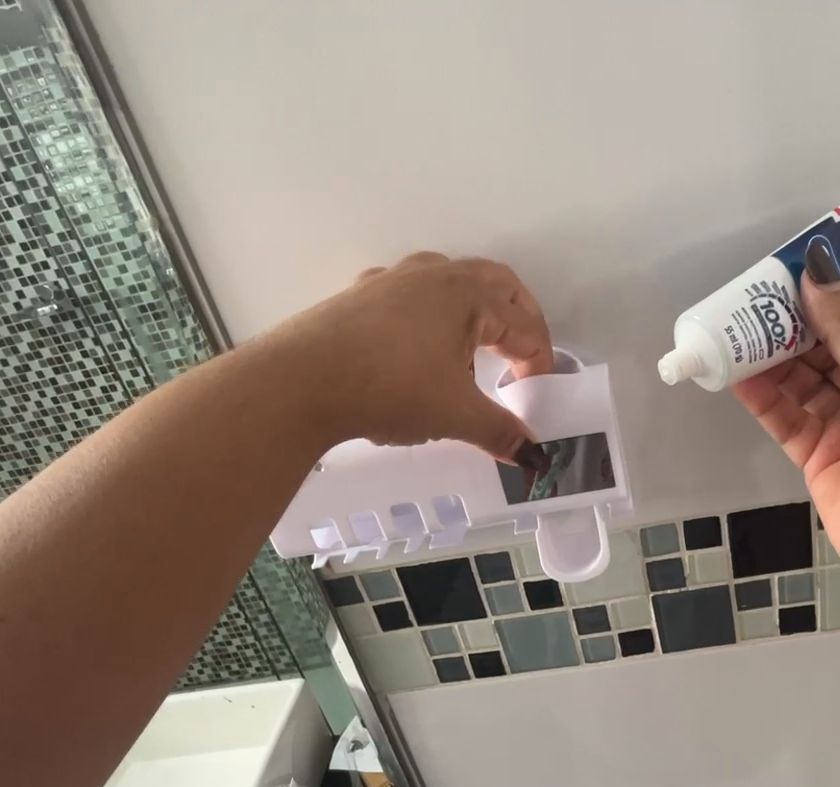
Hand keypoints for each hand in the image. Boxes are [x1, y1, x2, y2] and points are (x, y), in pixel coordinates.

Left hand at [276, 252, 553, 466]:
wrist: (301, 382)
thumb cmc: (390, 390)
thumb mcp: (454, 416)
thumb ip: (498, 432)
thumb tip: (532, 456)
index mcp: (469, 298)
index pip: (524, 328)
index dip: (538, 362)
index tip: (535, 396)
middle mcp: (436, 276)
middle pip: (498, 284)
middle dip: (520, 317)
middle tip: (524, 353)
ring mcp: (395, 279)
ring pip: (452, 279)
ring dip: (476, 306)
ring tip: (476, 345)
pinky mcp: (362, 294)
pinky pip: (412, 292)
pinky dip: (432, 311)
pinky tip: (420, 342)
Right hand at [733, 238, 839, 580]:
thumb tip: (816, 269)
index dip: (830, 290)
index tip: (788, 269)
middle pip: (828, 343)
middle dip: (791, 323)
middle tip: (748, 299)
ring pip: (802, 378)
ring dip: (770, 357)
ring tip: (731, 332)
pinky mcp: (817, 451)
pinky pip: (785, 415)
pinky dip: (762, 395)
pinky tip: (735, 375)